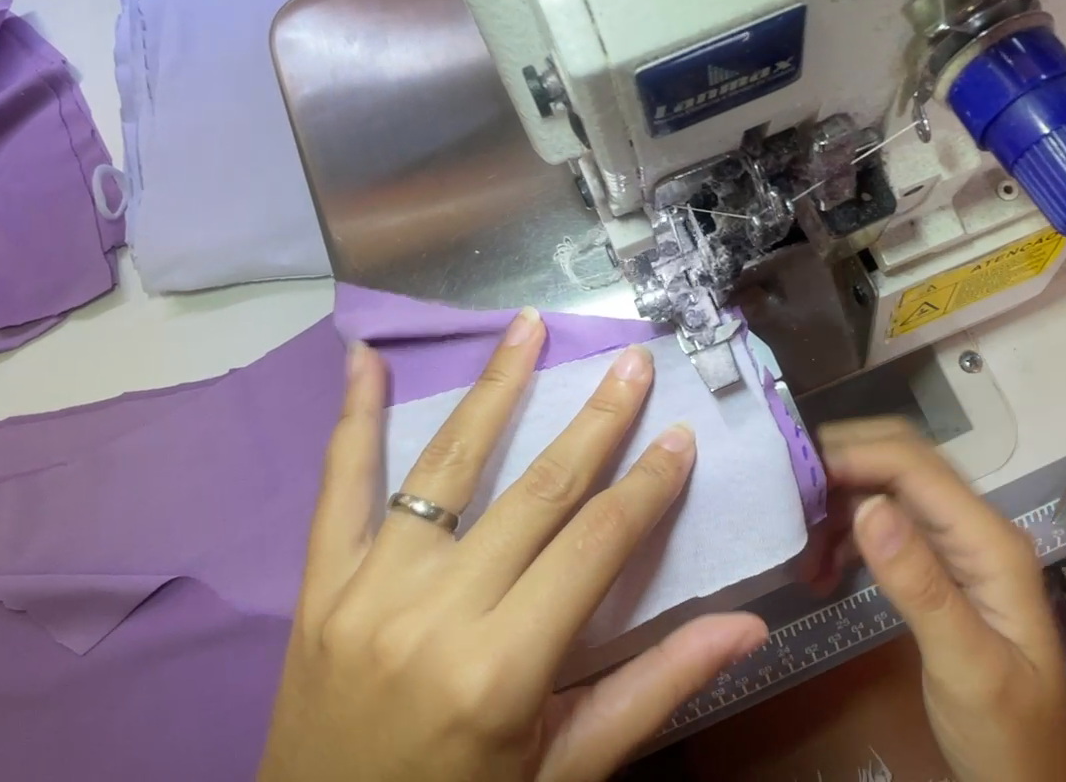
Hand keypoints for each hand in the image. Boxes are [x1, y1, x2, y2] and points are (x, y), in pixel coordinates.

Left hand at [260, 310, 768, 781]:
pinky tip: (365, 358)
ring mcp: (368, 590)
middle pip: (536, 490)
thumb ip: (654, 690)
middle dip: (595, 420)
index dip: (646, 486)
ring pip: (444, 465)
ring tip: (527, 328)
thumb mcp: (565, 771)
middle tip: (632, 361)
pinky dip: (353, 418)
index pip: (595, 545)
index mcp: (503, 667)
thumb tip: (748, 628)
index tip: (678, 434)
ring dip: (493, 388)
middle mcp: (435, 612)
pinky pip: (337, 488)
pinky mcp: (318, 587)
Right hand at [818, 418, 1065, 781]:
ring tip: (798, 542)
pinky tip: (821, 567)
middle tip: (785, 491)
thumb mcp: (966, 668)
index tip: (793, 472)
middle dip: (843, 465)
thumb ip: (920, 586)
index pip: (915, 465)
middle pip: (902, 461)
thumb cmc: (1009, 734)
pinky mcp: (939, 568)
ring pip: (888, 490)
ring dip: (840, 503)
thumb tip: (867, 506)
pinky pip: (886, 526)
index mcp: (990, 541)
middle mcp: (975, 528)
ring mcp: (957, 547)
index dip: (854, 455)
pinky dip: (848, 534)